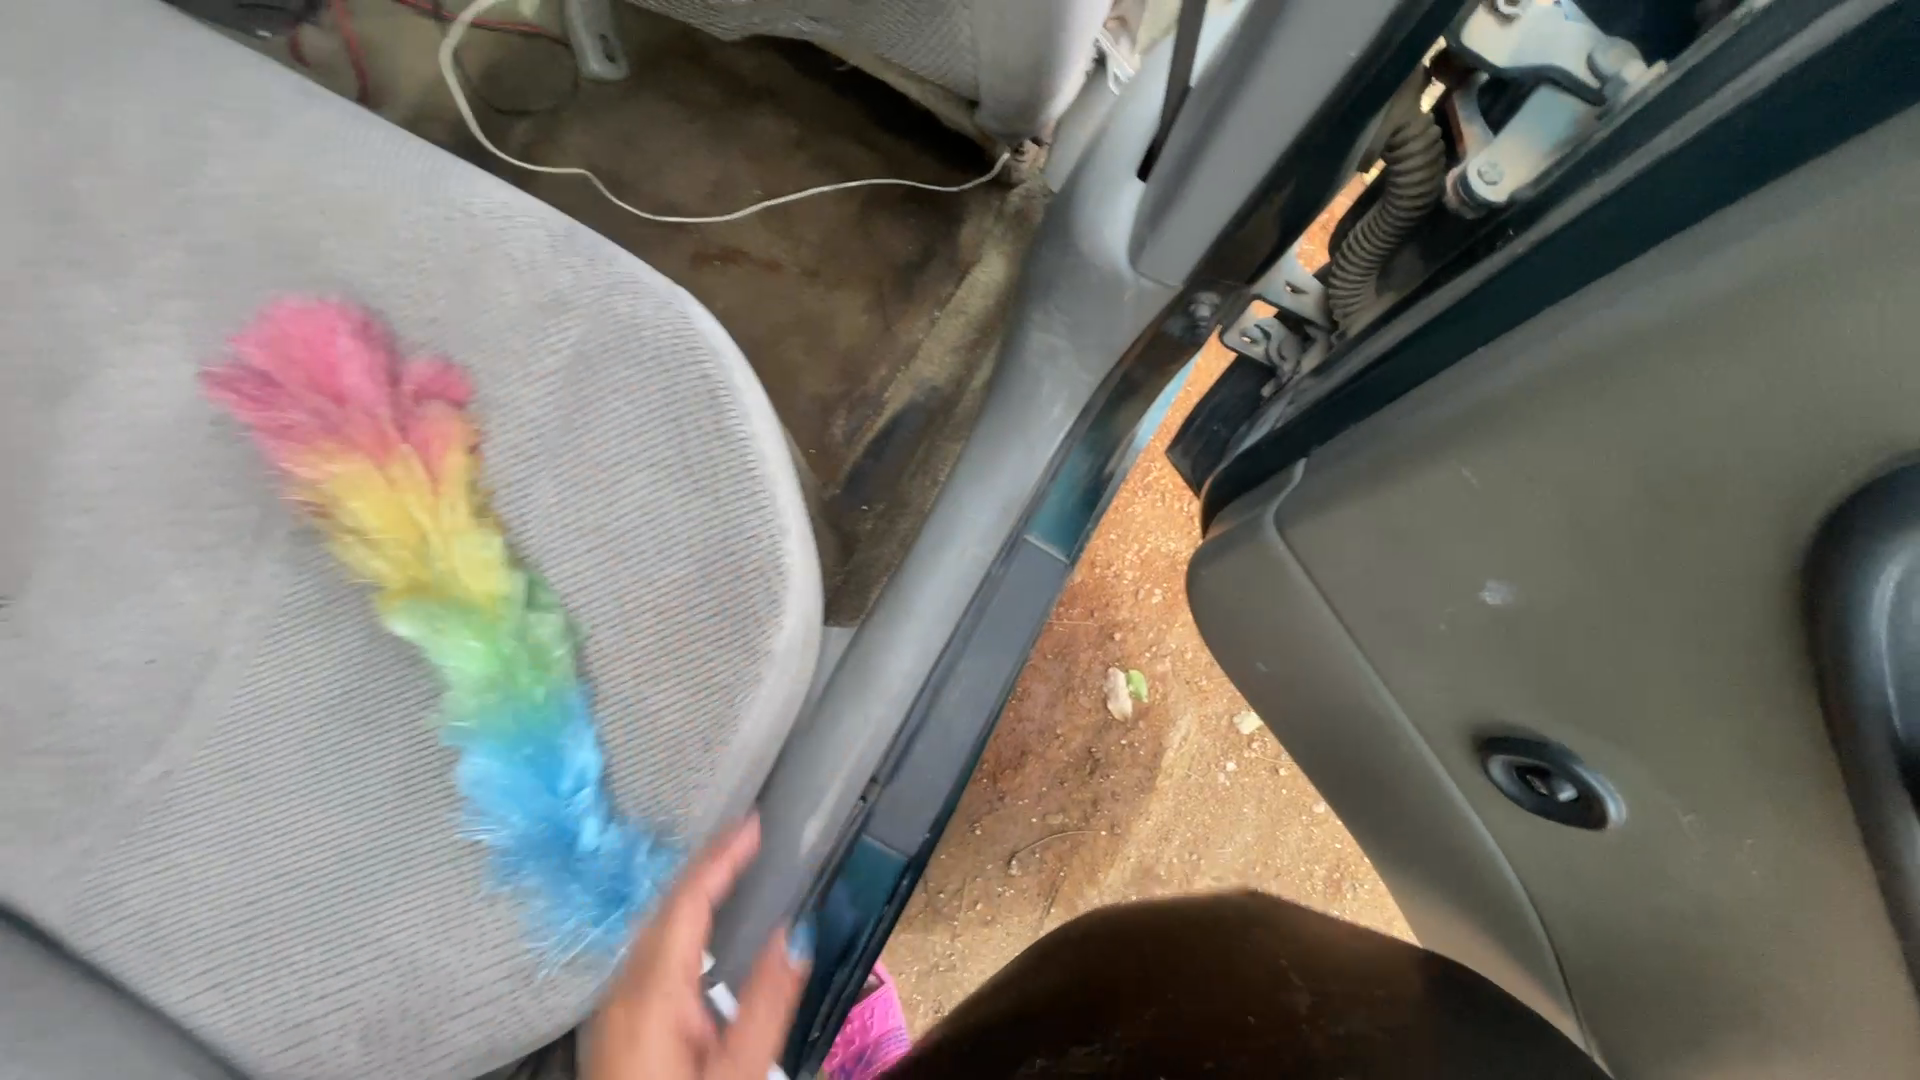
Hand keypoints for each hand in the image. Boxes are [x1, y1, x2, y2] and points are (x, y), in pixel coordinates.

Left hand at [583, 816, 809, 1079]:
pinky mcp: (616, 1024)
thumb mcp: (738, 1072)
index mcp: (651, 997)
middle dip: (707, 863)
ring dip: (693, 889)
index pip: (686, 904)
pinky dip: (680, 920)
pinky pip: (649, 950)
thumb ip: (766, 999)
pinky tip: (701, 920)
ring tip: (733, 863)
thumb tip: (795, 931)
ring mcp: (612, 1008)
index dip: (721, 857)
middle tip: (749, 834)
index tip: (753, 822)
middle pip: (664, 908)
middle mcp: (621, 992)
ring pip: (653, 927)